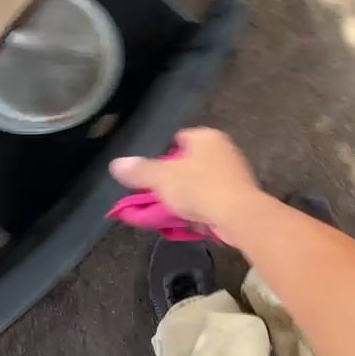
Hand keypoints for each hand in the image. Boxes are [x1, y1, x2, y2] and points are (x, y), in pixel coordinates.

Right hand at [110, 128, 266, 236]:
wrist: (238, 215)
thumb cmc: (200, 187)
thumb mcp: (162, 178)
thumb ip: (140, 171)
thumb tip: (116, 164)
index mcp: (207, 136)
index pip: (177, 138)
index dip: (161, 154)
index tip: (149, 172)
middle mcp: (223, 149)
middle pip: (188, 162)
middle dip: (172, 178)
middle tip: (155, 193)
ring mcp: (233, 173)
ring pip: (199, 182)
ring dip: (185, 196)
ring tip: (168, 209)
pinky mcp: (238, 195)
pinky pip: (211, 199)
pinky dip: (199, 207)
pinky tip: (187, 219)